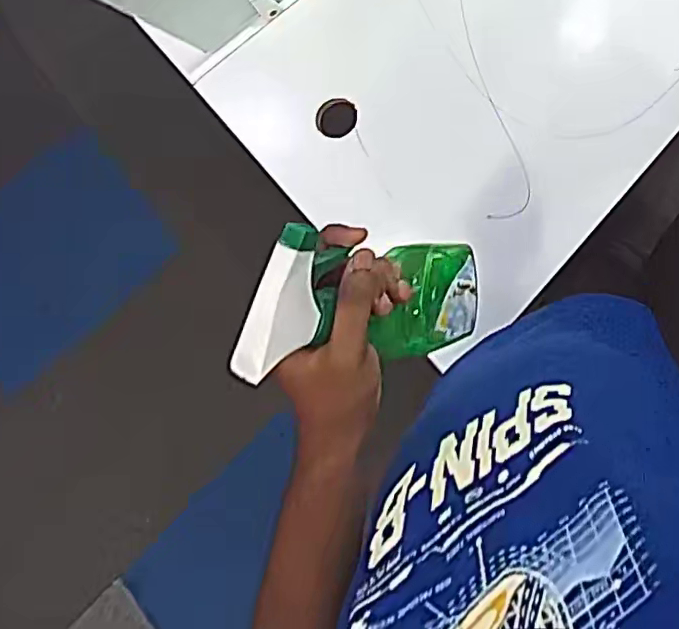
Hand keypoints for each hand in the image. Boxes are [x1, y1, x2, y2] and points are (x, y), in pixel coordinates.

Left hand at [271, 226, 411, 456]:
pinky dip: (382, 291)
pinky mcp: (340, 324)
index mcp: (285, 321)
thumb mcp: (346, 352)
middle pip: (332, 266)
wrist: (343, 438)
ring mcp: (320, 319)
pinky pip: (362, 293)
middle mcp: (299, 315)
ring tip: (393, 296)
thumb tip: (361, 266)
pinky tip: (393, 301)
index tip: (358, 240)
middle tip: (385, 282)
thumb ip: (352, 306)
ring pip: (351, 277)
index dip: (328, 243)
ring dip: (379, 280)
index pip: (300, 264)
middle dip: (366, 269)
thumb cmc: (335, 409)